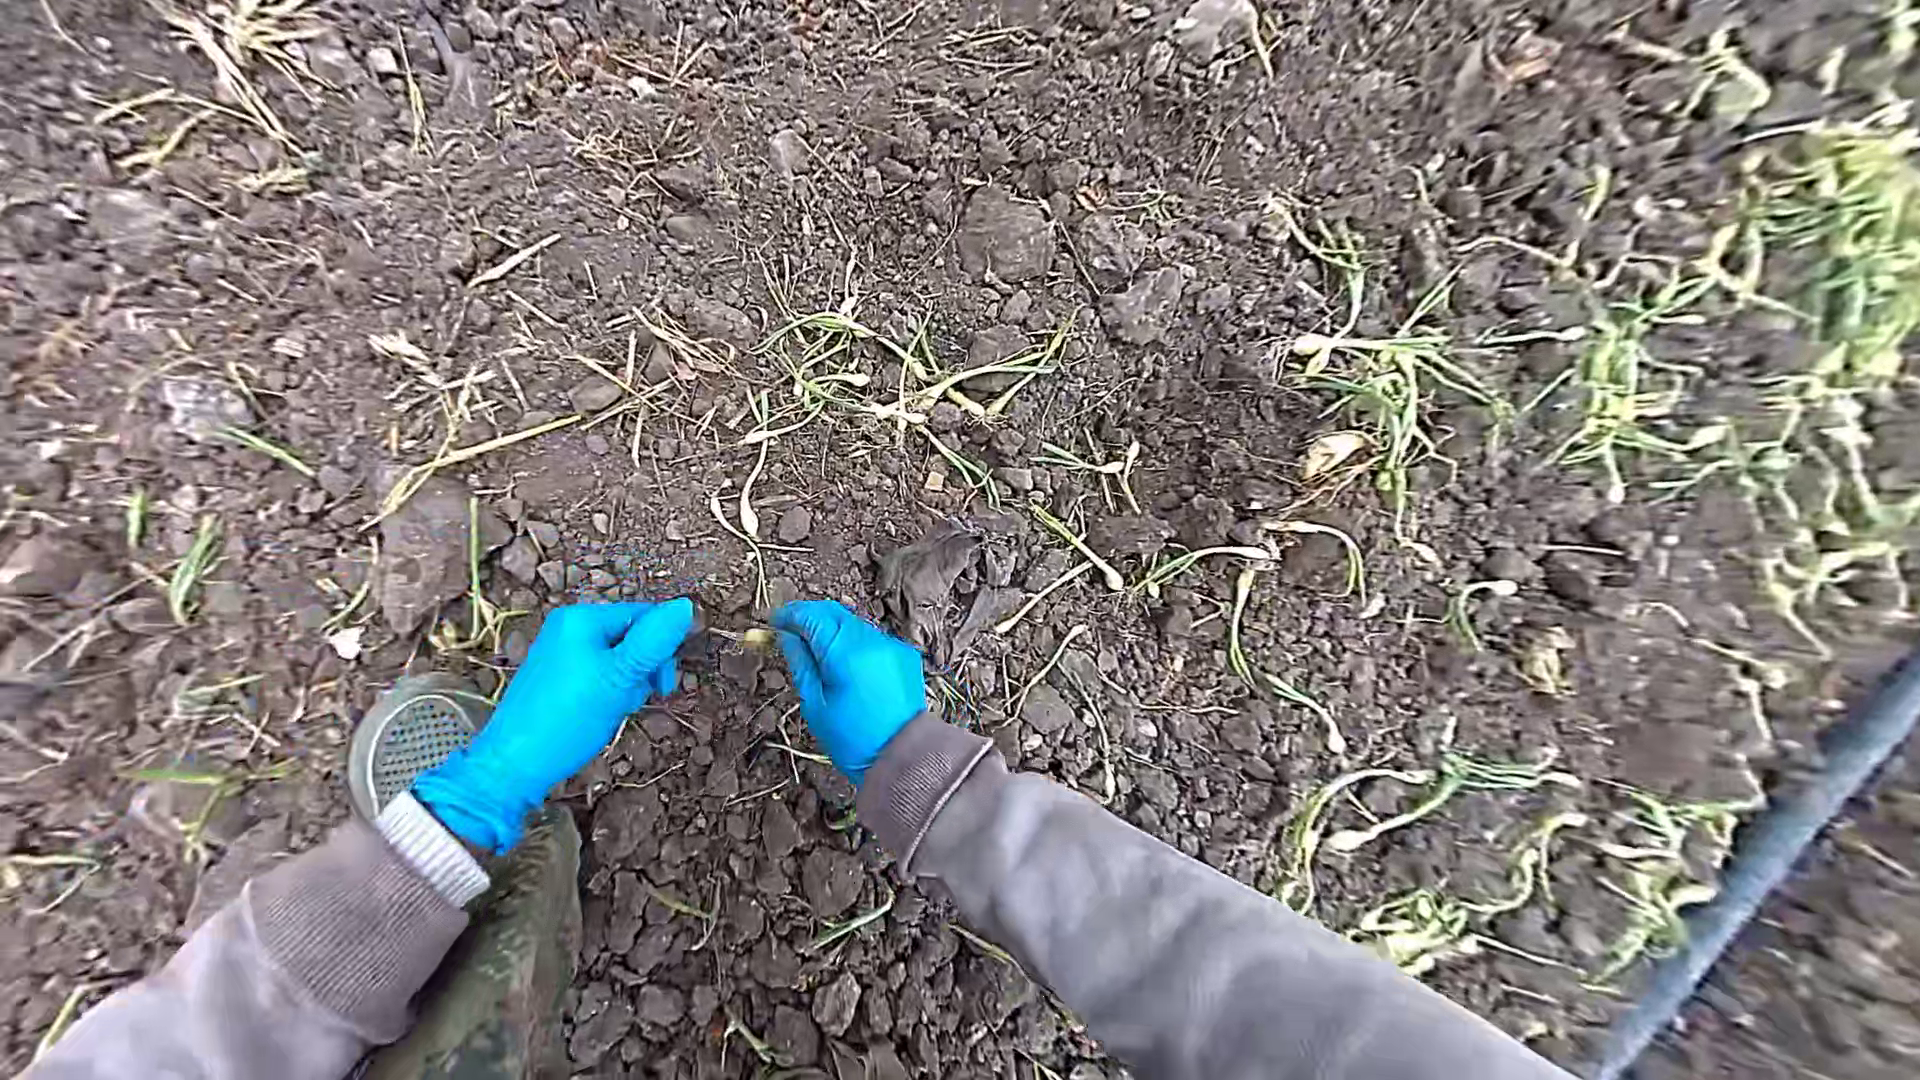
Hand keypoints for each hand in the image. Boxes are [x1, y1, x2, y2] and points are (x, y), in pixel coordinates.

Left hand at [414, 599, 693, 851]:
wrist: (513, 768)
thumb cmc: (568, 718)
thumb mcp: (621, 676)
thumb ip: (655, 640)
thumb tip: (686, 606)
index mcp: (582, 618)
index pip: (646, 616)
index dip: (662, 649)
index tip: (660, 684)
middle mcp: (571, 627)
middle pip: (636, 636)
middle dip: (645, 668)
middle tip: (635, 697)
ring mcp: (565, 651)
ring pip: (624, 657)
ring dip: (632, 683)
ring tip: (618, 706)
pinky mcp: (562, 675)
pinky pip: (605, 672)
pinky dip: (614, 690)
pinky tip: (606, 710)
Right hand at [773, 600, 925, 784]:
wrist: (903, 755)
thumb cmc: (854, 739)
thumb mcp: (815, 704)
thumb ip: (801, 663)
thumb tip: (786, 636)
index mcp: (845, 653)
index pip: (813, 616)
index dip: (790, 614)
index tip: (775, 620)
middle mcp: (872, 641)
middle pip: (835, 613)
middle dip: (811, 618)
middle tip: (792, 633)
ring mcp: (891, 645)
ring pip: (854, 624)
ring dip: (834, 631)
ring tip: (820, 655)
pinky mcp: (904, 653)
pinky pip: (873, 638)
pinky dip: (856, 644)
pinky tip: (848, 666)